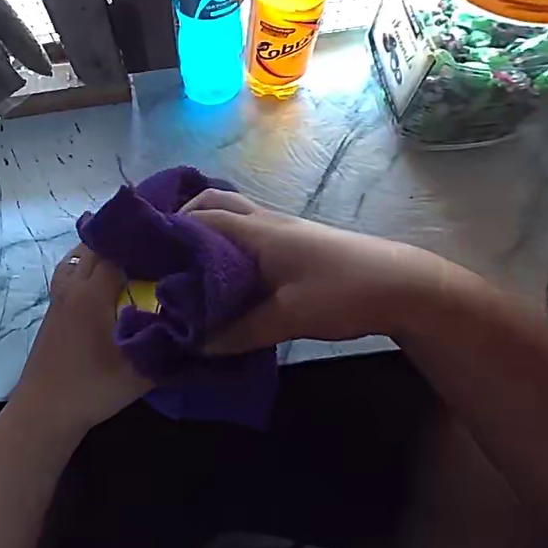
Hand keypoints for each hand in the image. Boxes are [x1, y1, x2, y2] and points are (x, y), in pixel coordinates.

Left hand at [9, 244, 148, 437]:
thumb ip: (167, 345)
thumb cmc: (92, 389)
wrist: (44, 411)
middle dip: (123, 239)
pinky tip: (101, 276)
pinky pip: (70, 270)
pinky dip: (86, 263)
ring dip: (101, 249)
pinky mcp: (53, 308)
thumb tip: (196, 324)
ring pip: (77, 256)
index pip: (115, 249)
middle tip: (153, 241)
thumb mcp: (139, 371)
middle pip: (94, 245)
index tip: (166, 235)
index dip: (140, 239)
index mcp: (92, 294)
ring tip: (128, 252)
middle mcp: (73, 286)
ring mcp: (59, 296)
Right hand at [182, 190, 495, 352]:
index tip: (145, 250)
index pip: (201, 218)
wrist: (403, 284)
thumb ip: (240, 332)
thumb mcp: (288, 318)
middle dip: (184, 217)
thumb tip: (196, 346)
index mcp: (257, 232)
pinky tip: (225, 266)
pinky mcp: (295, 239)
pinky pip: (249, 225)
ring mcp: (282, 226)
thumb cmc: (342, 293)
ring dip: (207, 224)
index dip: (170, 229)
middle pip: (214, 202)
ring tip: (186, 257)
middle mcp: (265, 220)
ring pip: (233, 211)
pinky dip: (227, 235)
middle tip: (163, 249)